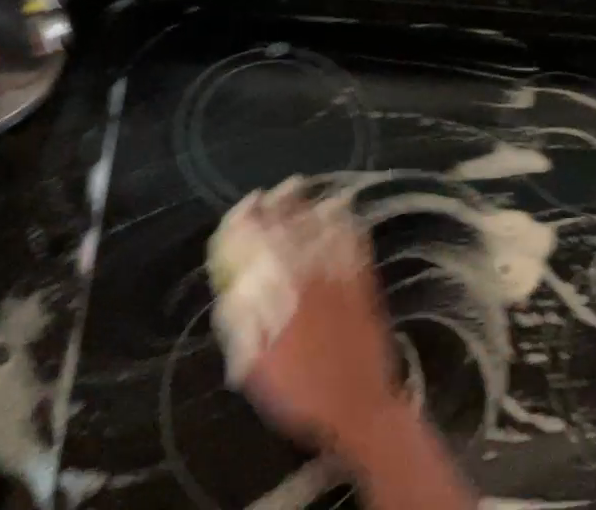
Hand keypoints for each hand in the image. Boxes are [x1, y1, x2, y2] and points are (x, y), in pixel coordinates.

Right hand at [235, 204, 406, 454]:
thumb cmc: (302, 393)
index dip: (248, 224)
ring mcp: (340, 280)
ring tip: (300, 187)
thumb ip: (242, 327)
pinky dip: (345, 226)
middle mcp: (309, 281)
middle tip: (271, 189)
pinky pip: (354, 247)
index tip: (242, 207)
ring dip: (308, 208)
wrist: (360, 407)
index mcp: (280, 298)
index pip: (258, 249)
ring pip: (321, 233)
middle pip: (290, 233)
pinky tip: (342, 210)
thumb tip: (232, 293)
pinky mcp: (364, 286)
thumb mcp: (259, 367)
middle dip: (277, 208)